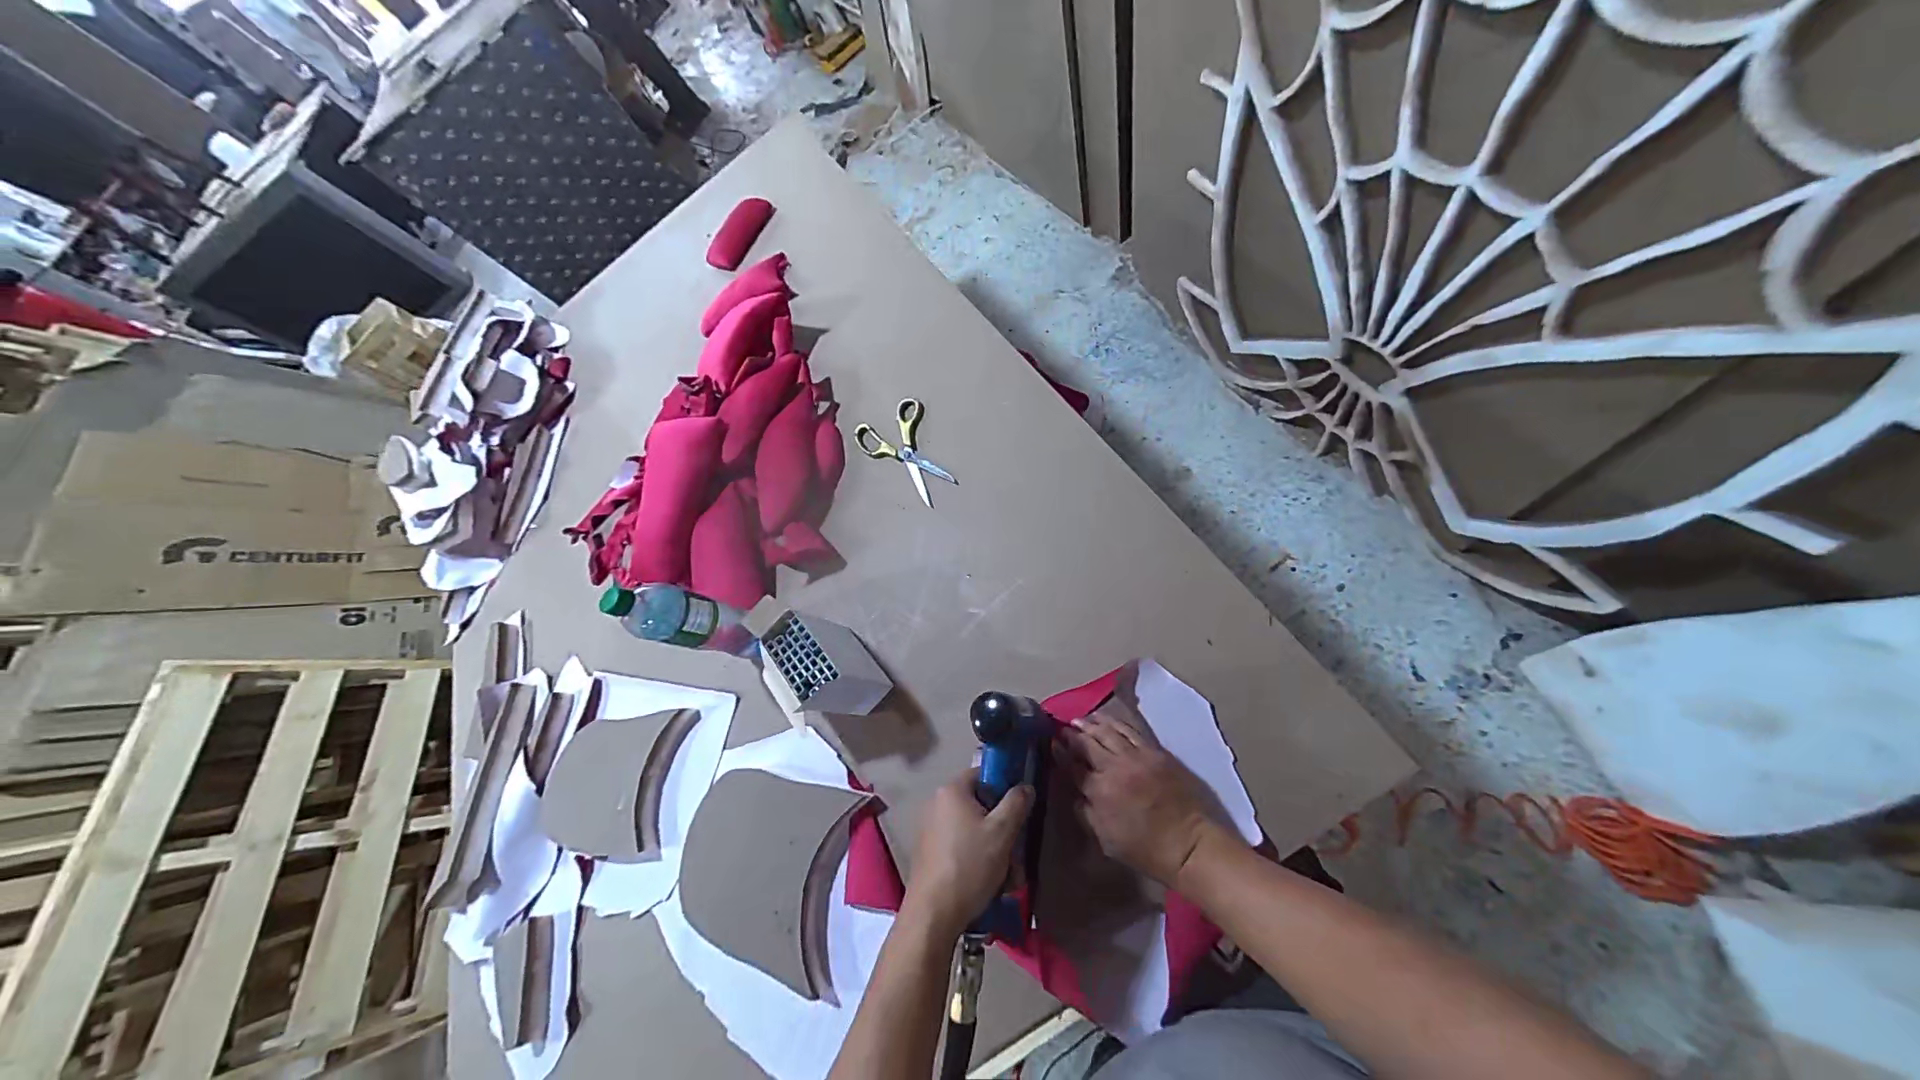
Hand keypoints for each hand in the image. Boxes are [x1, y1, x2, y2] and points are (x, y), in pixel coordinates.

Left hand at [901, 770, 1033, 936]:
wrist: (933, 914)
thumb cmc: (969, 865)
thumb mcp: (1002, 833)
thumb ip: (1016, 804)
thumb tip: (1024, 787)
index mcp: (952, 791)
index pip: (984, 774)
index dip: (1005, 789)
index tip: (1020, 811)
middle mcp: (937, 804)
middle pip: (981, 808)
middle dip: (1004, 832)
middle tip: (1016, 856)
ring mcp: (931, 830)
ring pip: (975, 833)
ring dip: (996, 853)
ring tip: (1007, 880)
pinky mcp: (930, 854)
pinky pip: (962, 848)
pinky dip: (979, 863)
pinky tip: (991, 887)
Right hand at [1057, 711, 1217, 885]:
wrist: (1190, 845)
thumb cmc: (1145, 850)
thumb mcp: (1104, 840)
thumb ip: (1085, 812)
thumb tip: (1074, 792)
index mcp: (1099, 791)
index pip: (1072, 765)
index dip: (1059, 752)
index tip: (1050, 743)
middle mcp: (1114, 767)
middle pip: (1087, 743)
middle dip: (1071, 734)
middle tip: (1061, 728)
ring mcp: (1136, 756)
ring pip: (1108, 731)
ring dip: (1090, 724)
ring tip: (1078, 720)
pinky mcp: (1155, 752)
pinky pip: (1130, 730)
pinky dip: (1114, 722)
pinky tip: (1104, 719)